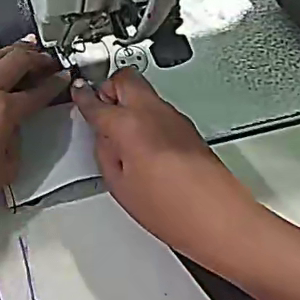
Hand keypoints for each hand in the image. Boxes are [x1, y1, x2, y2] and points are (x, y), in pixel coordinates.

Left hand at [0, 34, 70, 207]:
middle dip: (39, 58)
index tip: (62, 77)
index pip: (38, 91)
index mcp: (3, 111)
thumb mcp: (7, 165)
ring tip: (29, 46)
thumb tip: (15, 127)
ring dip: (16, 49)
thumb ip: (16, 139)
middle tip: (49, 61)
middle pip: (18, 61)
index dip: (55, 83)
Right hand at [70, 67, 253, 252]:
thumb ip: (104, 152)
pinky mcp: (189, 128)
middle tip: (99, 105)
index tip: (78, 93)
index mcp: (129, 124)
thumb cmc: (176, 210)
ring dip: (128, 101)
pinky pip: (159, 108)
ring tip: (120, 130)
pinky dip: (145, 115)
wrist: (221, 221)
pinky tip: (142, 142)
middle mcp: (154, 113)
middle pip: (124, 78)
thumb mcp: (119, 185)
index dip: (82, 96)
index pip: (96, 100)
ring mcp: (175, 118)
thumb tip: (103, 139)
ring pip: (144, 90)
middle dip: (108, 87)